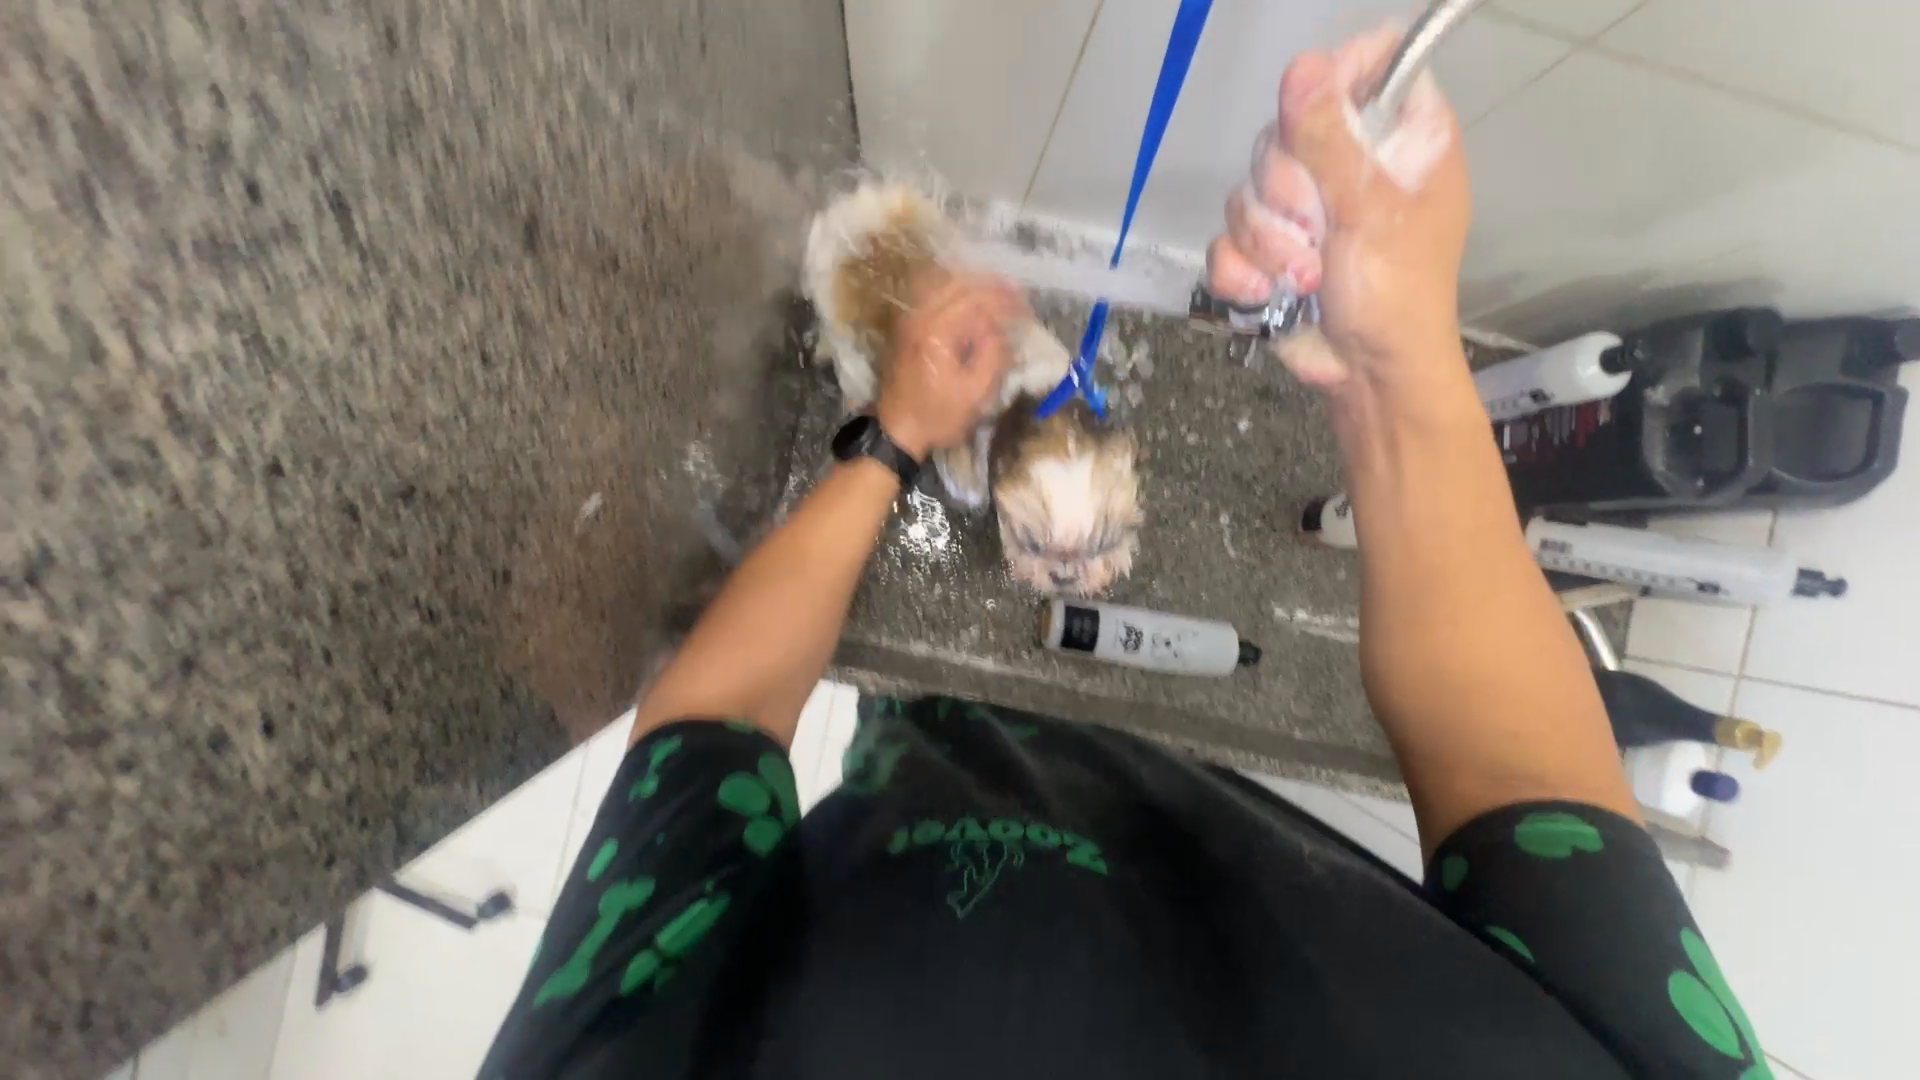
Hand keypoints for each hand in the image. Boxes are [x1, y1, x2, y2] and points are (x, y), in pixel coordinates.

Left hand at [875, 271, 1025, 457]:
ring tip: (1000, 297)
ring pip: (945, 285)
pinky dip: (958, 295)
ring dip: (975, 288)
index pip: (976, 299)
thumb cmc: (938, 417)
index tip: (1027, 309)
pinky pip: (935, 297)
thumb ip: (993, 355)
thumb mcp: (975, 393)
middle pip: (959, 283)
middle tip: (1018, 295)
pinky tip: (975, 305)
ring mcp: (910, 319)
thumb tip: (1000, 330)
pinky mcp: (908, 327)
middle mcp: (919, 316)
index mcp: (937, 331)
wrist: (897, 431)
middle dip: (992, 287)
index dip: (1005, 300)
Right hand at [1206, 21, 1471, 388]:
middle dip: (1287, 194)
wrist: (1364, 373)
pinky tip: (1263, 294)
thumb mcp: (1371, 212)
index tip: (1315, 122)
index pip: (1367, 66)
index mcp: (1396, 140)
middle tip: (1318, 229)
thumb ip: (1332, 142)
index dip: (1335, 80)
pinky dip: (1240, 272)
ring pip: (1246, 192)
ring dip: (1267, 244)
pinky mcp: (1263, 253)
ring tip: (1301, 278)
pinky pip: (1225, 242)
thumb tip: (1301, 68)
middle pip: (1284, 133)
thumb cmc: (1395, 292)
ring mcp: (1298, 212)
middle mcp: (1343, 165)